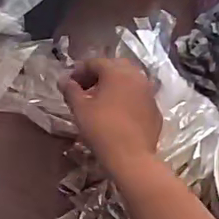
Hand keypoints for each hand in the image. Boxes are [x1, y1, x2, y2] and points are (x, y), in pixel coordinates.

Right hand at [61, 57, 161, 173]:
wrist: (131, 157)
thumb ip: (71, 90)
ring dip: (113, 85)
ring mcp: (149, 93)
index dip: (79, 70)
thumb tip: (64, 80)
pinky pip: (137, 96)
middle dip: (98, 74)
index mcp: (117, 72)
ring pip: (129, 81)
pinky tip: (116, 113)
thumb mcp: (80, 109)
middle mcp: (136, 77)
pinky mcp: (155, 109)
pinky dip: (125, 98)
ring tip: (99, 100)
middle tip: (84, 88)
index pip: (95, 62)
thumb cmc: (101, 129)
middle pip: (115, 67)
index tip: (68, 83)